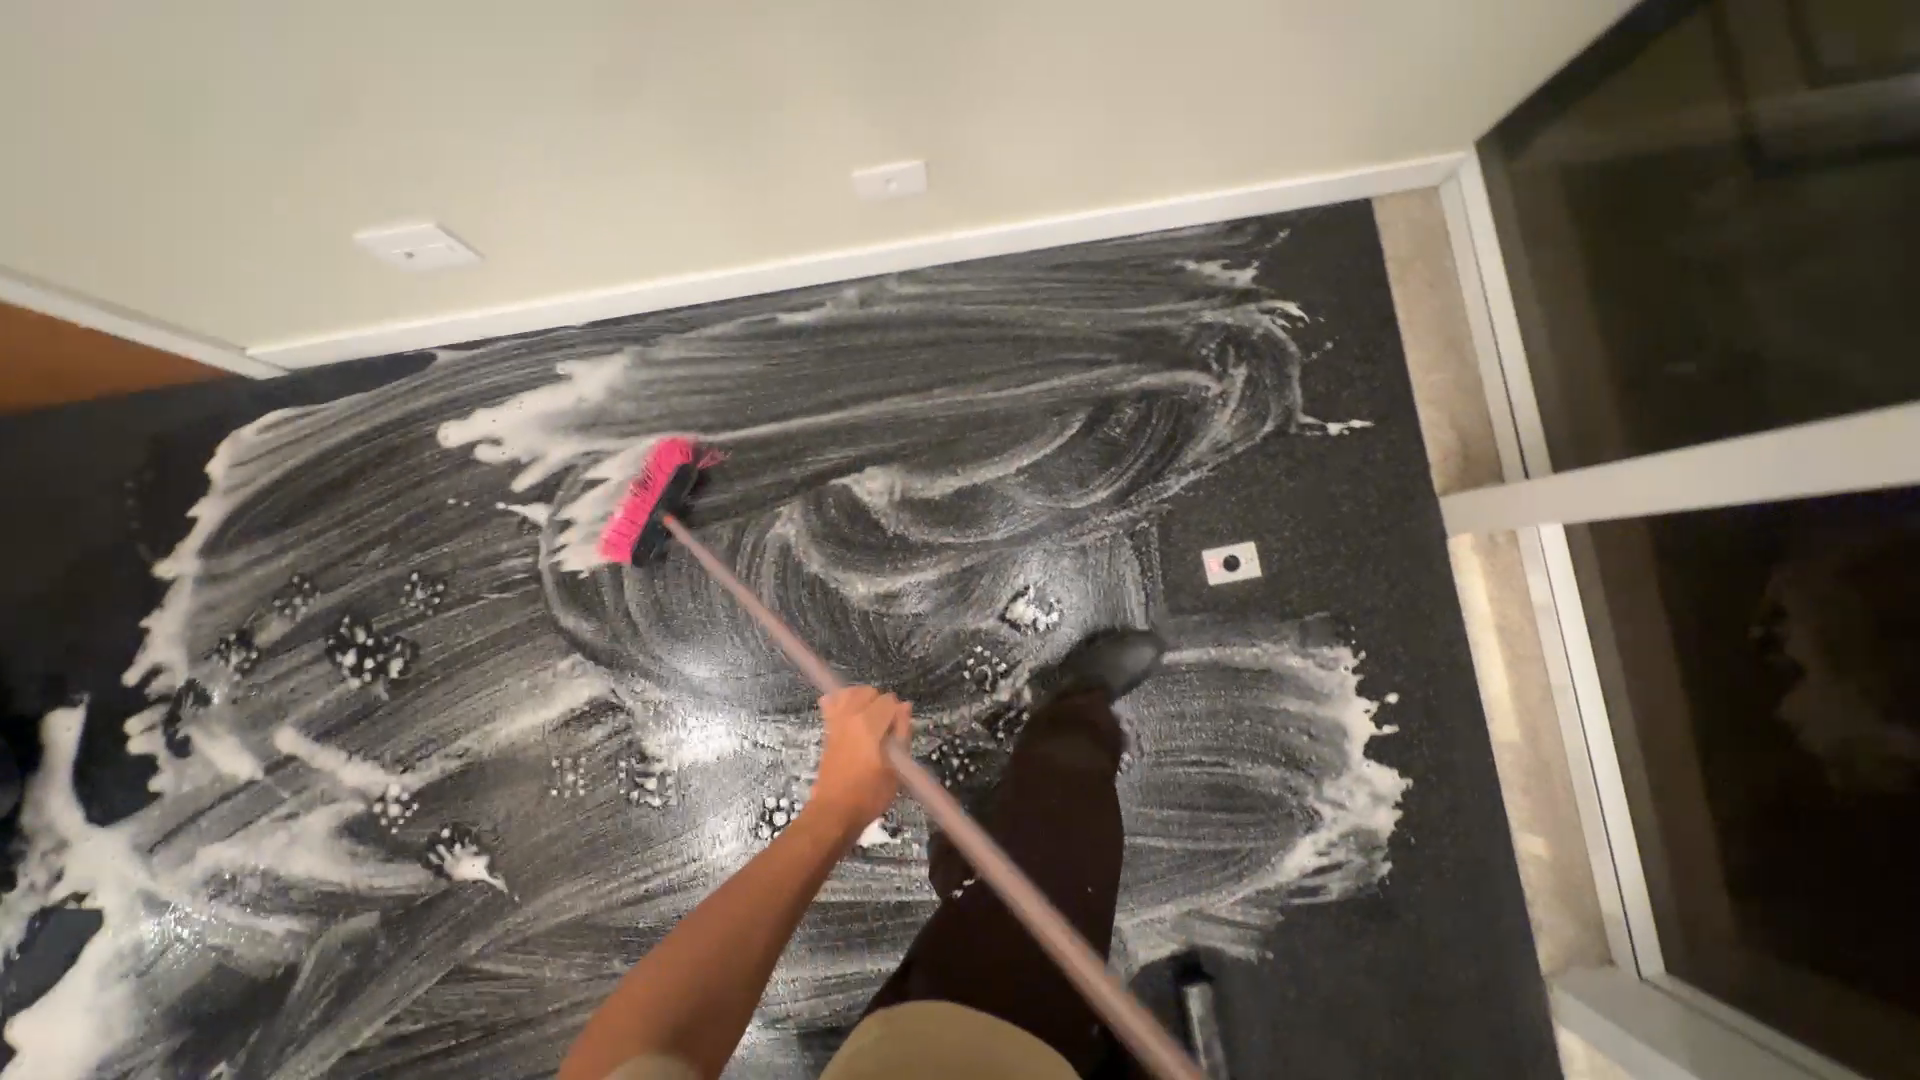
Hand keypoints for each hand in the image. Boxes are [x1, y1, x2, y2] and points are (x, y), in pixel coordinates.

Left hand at [809, 686, 909, 831]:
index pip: (889, 700)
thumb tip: (905, 706)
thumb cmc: (870, 793)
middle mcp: (850, 716)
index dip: (898, 714)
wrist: (835, 810)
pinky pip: (831, 703)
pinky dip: (840, 702)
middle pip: (869, 692)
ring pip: (849, 693)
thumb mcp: (897, 768)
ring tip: (870, 720)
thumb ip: (902, 733)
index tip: (899, 733)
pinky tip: (850, 717)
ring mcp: (835, 721)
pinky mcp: (827, 730)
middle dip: (881, 704)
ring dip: (862, 700)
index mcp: (869, 724)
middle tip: (887, 729)